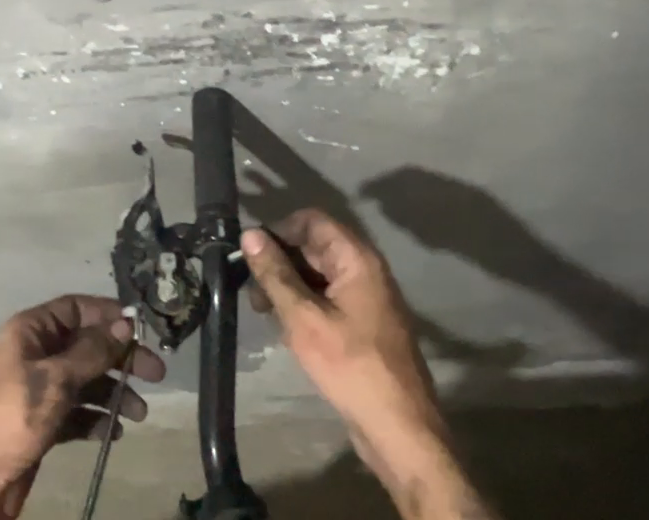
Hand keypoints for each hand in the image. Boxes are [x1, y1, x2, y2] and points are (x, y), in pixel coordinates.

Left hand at [0, 295, 167, 519]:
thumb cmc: (12, 415)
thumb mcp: (55, 379)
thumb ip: (92, 351)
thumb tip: (125, 322)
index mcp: (30, 331)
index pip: (75, 308)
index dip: (108, 315)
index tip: (141, 330)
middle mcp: (35, 353)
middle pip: (85, 345)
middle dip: (119, 358)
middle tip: (156, 374)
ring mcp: (39, 388)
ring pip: (85, 380)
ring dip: (113, 392)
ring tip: (138, 414)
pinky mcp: (43, 421)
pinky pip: (77, 411)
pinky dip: (96, 418)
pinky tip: (112, 432)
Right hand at [243, 210, 496, 518]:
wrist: (399, 428)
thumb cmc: (350, 366)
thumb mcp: (302, 317)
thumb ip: (275, 273)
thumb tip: (249, 234)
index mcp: (356, 259)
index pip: (311, 220)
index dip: (278, 230)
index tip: (251, 255)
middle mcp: (365, 270)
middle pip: (314, 245)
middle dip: (279, 261)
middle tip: (252, 291)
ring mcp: (367, 298)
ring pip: (318, 273)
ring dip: (288, 285)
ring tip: (264, 312)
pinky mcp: (364, 323)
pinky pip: (327, 297)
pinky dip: (303, 304)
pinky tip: (286, 328)